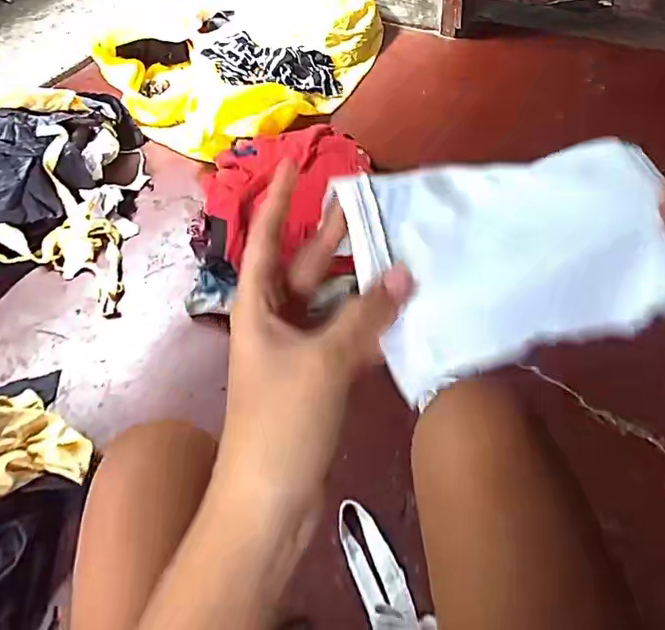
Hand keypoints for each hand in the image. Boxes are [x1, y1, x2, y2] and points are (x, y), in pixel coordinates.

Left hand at [214, 161, 413, 520]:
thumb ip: (367, 313)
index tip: (293, 162)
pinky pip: (347, 331)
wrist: (269, 503)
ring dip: (361, 278)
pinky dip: (371, 318)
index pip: (267, 237)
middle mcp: (276, 318)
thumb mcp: (324, 360)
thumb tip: (405, 269)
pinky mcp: (320, 372)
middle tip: (366, 199)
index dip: (279, 198)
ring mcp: (299, 346)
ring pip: (333, 297)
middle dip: (333, 232)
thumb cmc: (281, 420)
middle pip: (306, 263)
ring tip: (397, 248)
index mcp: (259, 305)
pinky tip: (400, 305)